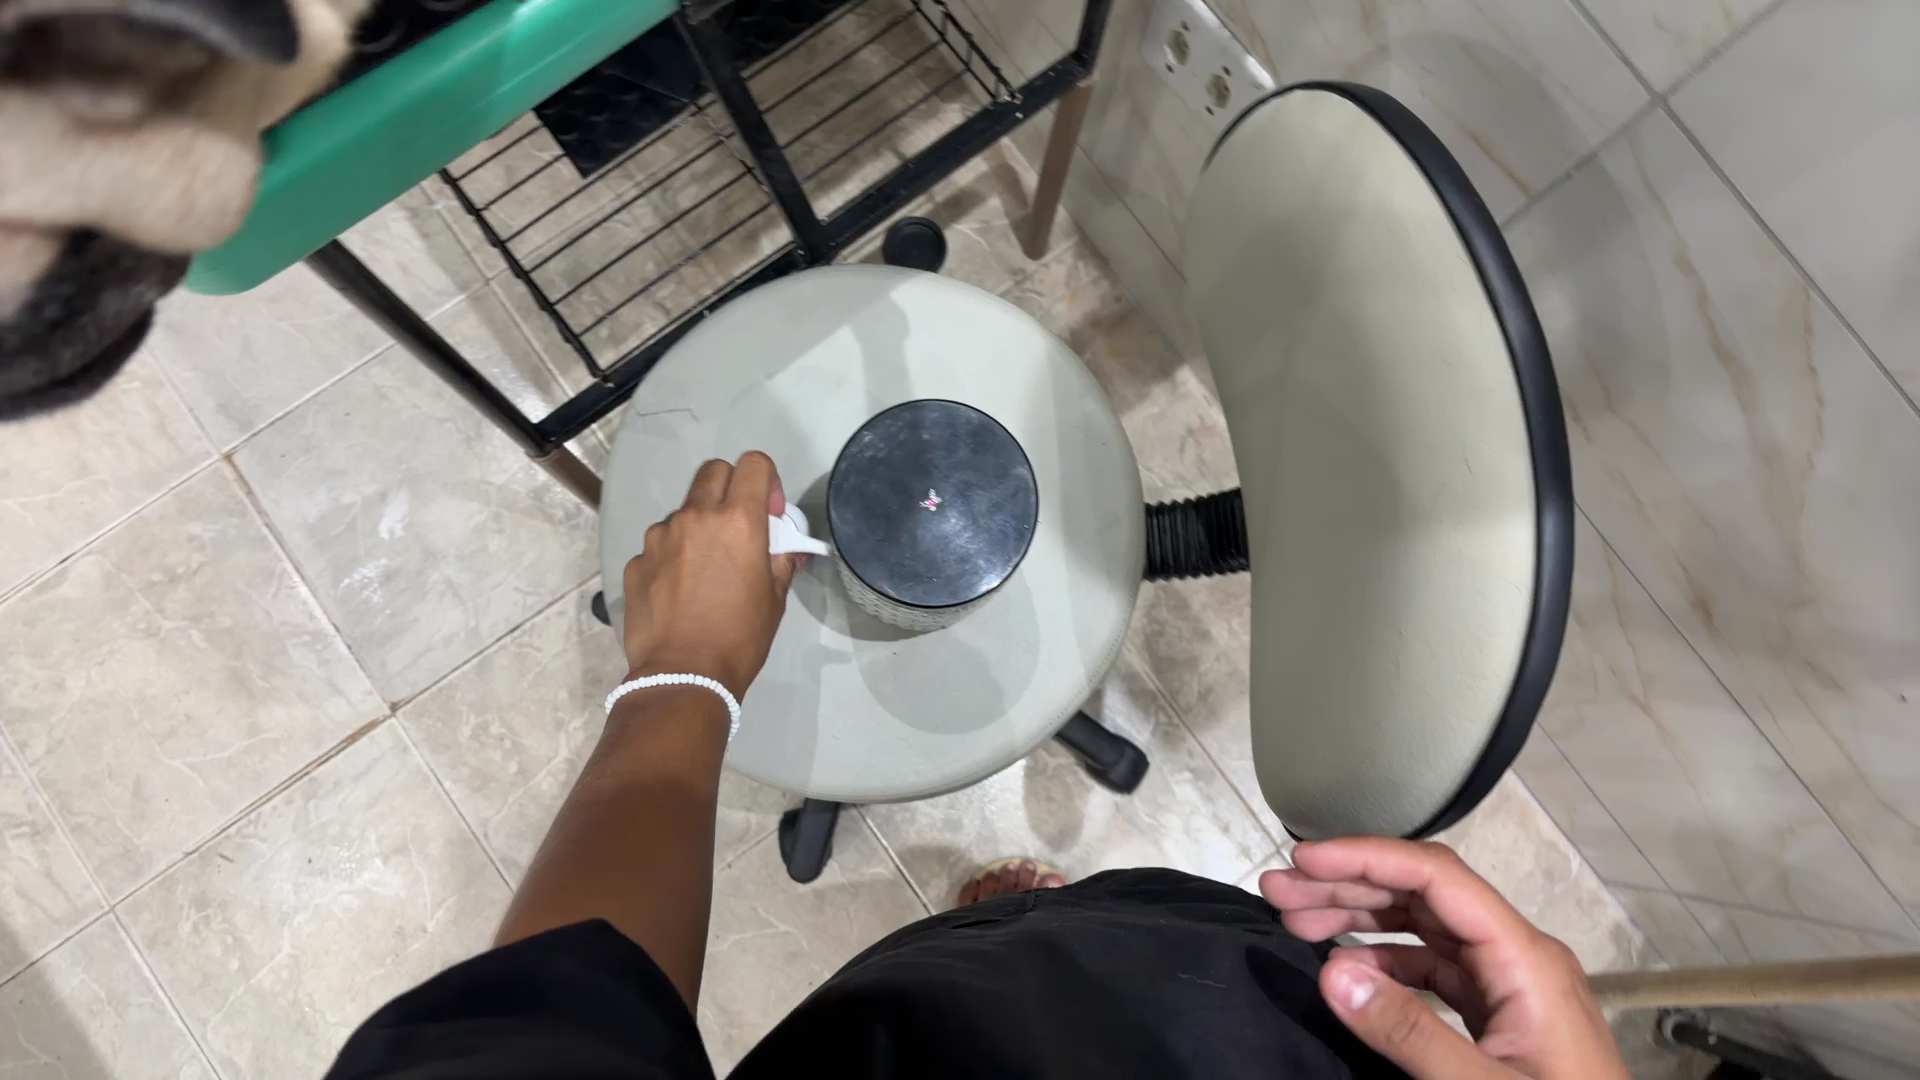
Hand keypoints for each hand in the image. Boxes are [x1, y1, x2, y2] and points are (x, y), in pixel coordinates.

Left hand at [621, 452, 803, 699]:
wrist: (683, 675)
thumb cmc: (741, 636)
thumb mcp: (776, 597)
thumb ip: (781, 559)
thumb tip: (784, 548)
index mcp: (738, 520)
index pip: (754, 464)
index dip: (768, 482)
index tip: (770, 515)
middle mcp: (695, 517)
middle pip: (714, 471)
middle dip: (731, 488)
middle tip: (739, 527)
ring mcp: (659, 537)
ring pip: (684, 510)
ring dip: (700, 526)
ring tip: (706, 569)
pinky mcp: (636, 561)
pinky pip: (661, 544)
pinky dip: (674, 555)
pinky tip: (681, 590)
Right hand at [1261, 837, 1628, 1079]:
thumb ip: (1412, 1035)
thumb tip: (1329, 971)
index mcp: (1524, 957)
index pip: (1434, 875)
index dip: (1364, 857)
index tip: (1302, 861)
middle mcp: (1513, 953)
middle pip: (1416, 892)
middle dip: (1342, 883)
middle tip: (1276, 890)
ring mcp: (1503, 981)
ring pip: (1415, 922)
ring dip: (1352, 914)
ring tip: (1292, 916)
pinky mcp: (1493, 1011)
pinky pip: (1423, 962)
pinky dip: (1375, 956)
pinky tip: (1341, 966)